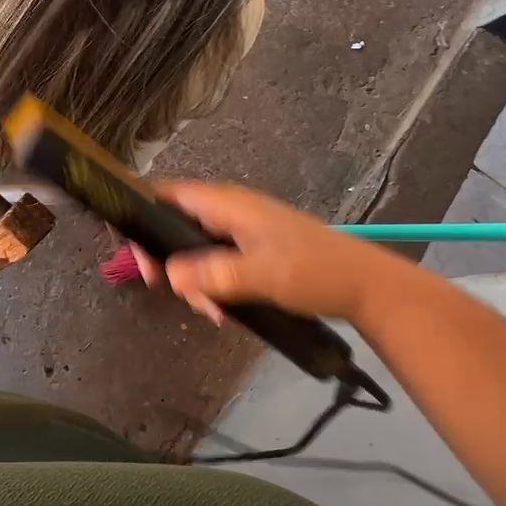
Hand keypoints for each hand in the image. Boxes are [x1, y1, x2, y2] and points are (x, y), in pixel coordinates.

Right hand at [130, 180, 419, 326]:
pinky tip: (223, 310)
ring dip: (192, 280)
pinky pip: (213, 261)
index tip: (136, 254)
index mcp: (226, 203)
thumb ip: (213, 275)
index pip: (163, 193)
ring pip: (192, 249)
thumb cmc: (316, 272)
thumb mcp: (263, 275)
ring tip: (211, 312)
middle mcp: (227, 209)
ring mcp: (239, 229)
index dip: (139, 216)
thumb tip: (167, 276)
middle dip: (167, 261)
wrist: (369, 288)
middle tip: (169, 292)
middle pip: (172, 225)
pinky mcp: (250, 248)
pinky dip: (211, 284)